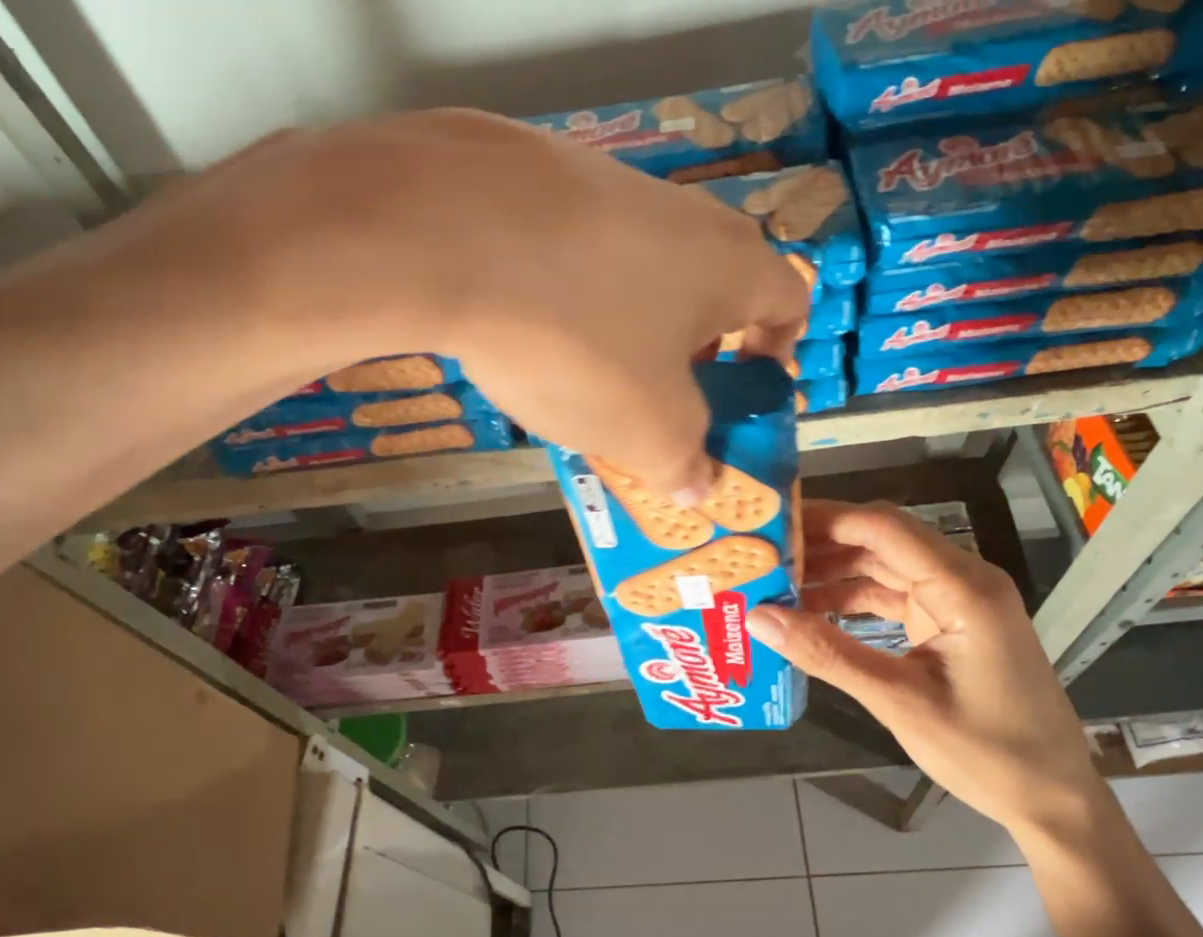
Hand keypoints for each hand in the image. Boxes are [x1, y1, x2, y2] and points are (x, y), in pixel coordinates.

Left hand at [81, 109, 810, 501]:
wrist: (412, 227)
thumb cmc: (557, 335)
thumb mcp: (639, 432)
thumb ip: (686, 466)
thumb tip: (695, 485)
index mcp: (723, 264)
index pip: (789, 309)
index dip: (777, 368)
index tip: (743, 412)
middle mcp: (669, 213)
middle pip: (708, 293)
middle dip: (694, 364)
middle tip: (657, 428)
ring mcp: (593, 190)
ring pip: (631, 276)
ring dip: (621, 339)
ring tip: (578, 400)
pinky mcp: (516, 185)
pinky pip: (564, 259)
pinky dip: (557, 307)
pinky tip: (514, 345)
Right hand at [745, 500, 1105, 837]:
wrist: (1050, 796)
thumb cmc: (986, 752)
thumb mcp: (900, 702)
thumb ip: (828, 655)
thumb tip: (758, 618)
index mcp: (963, 588)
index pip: (884, 528)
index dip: (825, 519)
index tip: (769, 524)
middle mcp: (963, 580)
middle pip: (882, 539)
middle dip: (821, 543)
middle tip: (759, 553)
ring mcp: (958, 601)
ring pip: (884, 565)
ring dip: (832, 571)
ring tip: (773, 581)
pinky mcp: (950, 623)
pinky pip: (893, 595)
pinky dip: (852, 600)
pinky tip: (809, 611)